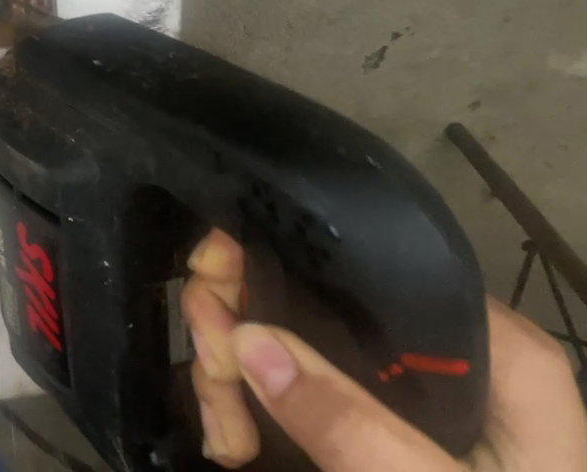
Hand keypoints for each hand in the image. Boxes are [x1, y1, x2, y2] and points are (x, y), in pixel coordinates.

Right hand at [184, 228, 586, 469]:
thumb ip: (353, 428)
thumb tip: (246, 337)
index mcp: (489, 353)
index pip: (366, 266)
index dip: (274, 263)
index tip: (216, 292)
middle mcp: (437, 351)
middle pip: (302, 293)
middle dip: (237, 333)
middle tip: (213, 377)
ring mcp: (393, 385)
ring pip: (274, 334)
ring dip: (228, 379)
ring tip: (228, 439)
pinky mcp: (359, 414)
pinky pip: (275, 377)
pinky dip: (240, 402)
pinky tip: (234, 440)